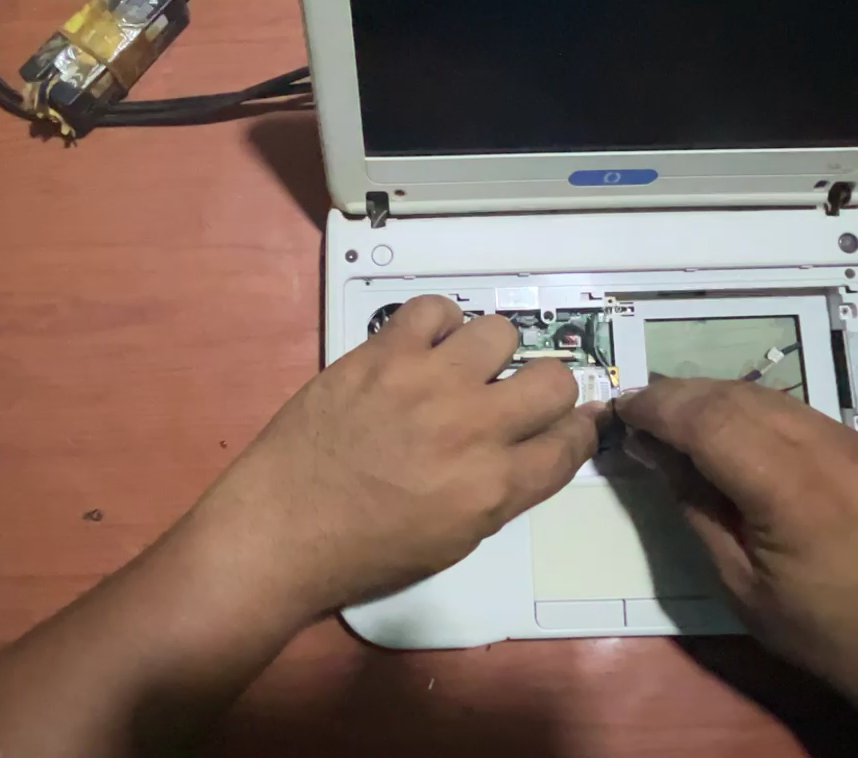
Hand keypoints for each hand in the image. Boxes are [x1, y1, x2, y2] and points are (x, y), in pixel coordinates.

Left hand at [184, 295, 601, 618]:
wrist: (282, 527)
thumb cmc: (366, 549)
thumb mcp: (456, 538)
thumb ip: (504, 487)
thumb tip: (535, 443)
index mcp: (495, 488)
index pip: (572, 442)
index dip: (575, 431)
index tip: (564, 423)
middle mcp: (474, 428)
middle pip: (554, 380)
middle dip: (544, 391)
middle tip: (511, 397)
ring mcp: (428, 382)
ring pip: (501, 332)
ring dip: (488, 354)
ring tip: (458, 369)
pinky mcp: (384, 353)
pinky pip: (436, 308)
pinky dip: (437, 325)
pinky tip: (422, 347)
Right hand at [617, 378, 857, 703]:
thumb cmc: (820, 632)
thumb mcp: (738, 582)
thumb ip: (692, 503)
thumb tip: (650, 445)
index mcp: (799, 498)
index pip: (712, 425)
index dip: (660, 409)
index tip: (621, 409)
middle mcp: (831, 453)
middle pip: (734, 398)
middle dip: (676, 396)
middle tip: (636, 409)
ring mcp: (852, 442)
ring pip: (760, 393)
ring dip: (706, 395)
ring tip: (667, 412)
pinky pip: (786, 406)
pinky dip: (740, 404)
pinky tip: (717, 422)